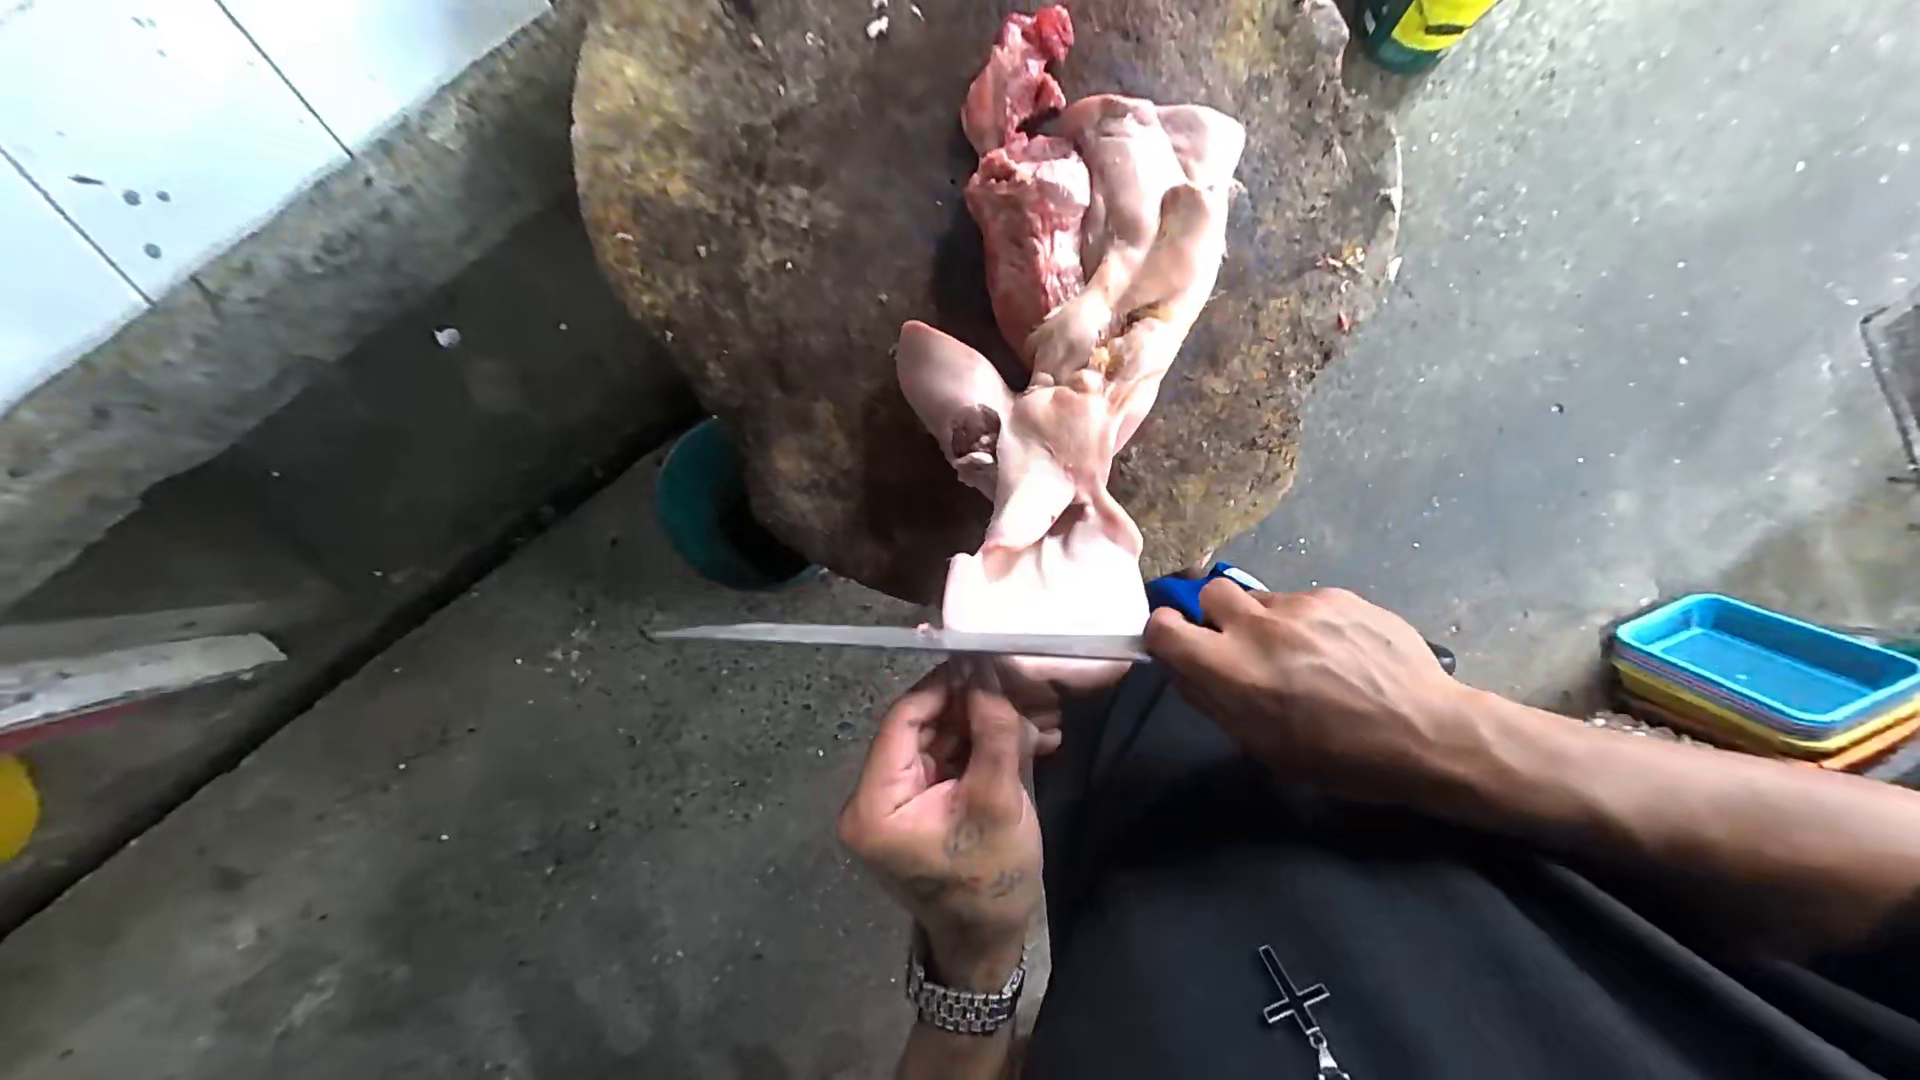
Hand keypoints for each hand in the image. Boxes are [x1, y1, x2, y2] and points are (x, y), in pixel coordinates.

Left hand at [838, 663, 1042, 988]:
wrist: (990, 943)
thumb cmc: (989, 881)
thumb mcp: (997, 801)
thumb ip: (993, 732)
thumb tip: (987, 672)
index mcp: (874, 803)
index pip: (902, 720)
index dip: (942, 687)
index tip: (982, 664)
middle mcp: (874, 796)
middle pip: (922, 727)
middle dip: (971, 705)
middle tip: (1013, 683)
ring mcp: (898, 799)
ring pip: (941, 738)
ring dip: (984, 723)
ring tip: (1030, 708)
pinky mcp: (921, 802)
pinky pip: (949, 758)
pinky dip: (983, 745)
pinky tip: (1024, 734)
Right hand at [1144, 581, 1466, 795]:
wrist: (1430, 735)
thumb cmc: (1337, 757)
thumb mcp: (1259, 744)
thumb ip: (1208, 698)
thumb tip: (1179, 666)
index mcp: (1231, 669)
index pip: (1164, 625)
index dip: (1165, 632)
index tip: (1181, 644)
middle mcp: (1257, 627)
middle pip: (1209, 591)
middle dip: (1217, 615)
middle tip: (1242, 643)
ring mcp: (1301, 606)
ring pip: (1260, 597)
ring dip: (1265, 620)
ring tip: (1301, 652)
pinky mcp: (1337, 595)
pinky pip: (1304, 600)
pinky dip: (1308, 621)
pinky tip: (1339, 650)